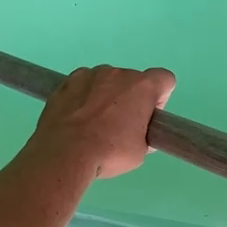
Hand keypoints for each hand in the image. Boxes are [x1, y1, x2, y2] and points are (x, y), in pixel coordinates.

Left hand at [29, 65, 176, 181]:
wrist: (63, 152)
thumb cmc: (109, 152)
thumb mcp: (140, 151)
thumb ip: (143, 134)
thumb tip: (136, 135)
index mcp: (141, 86)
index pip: (163, 79)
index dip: (159, 98)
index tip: (147, 116)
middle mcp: (115, 74)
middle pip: (129, 81)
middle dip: (127, 99)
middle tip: (116, 125)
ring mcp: (86, 75)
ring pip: (102, 82)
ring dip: (102, 95)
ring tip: (90, 122)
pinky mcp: (63, 83)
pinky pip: (78, 86)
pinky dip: (79, 97)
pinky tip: (73, 117)